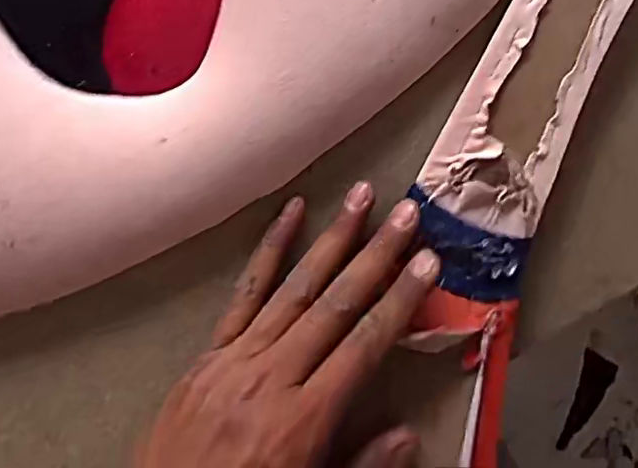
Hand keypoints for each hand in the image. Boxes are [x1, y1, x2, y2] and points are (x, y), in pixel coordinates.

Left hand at [134, 183, 440, 467]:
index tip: (428, 261)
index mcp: (302, 421)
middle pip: (336, 302)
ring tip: (361, 196)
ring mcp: (237, 359)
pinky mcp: (209, 353)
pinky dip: (271, 247)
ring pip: (297, 284)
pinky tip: (292, 211)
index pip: (364, 344)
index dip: (400, 299)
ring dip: (335, 236)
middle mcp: (272, 378)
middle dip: (377, 253)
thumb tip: (408, 434)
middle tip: (407, 213)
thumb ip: (360, 466)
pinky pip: (245, 291)